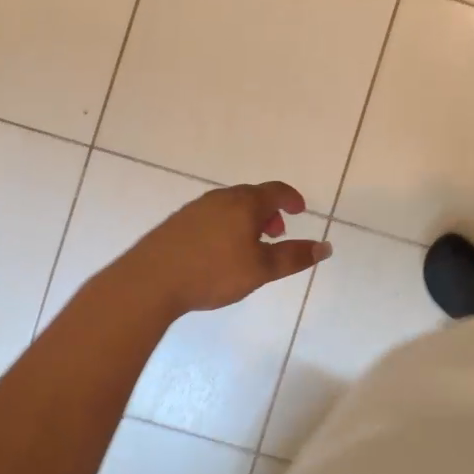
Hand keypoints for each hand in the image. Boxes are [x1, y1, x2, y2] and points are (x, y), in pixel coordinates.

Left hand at [108, 181, 330, 316]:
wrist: (149, 282)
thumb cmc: (212, 272)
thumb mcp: (261, 269)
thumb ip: (294, 257)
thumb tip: (325, 247)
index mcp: (245, 203)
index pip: (276, 191)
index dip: (291, 198)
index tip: (300, 210)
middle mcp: (221, 198)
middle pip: (252, 196)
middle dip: (268, 212)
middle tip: (276, 233)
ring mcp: (195, 209)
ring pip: (229, 206)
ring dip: (246, 220)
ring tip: (248, 246)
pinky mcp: (176, 224)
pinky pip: (210, 217)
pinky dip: (225, 226)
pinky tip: (218, 252)